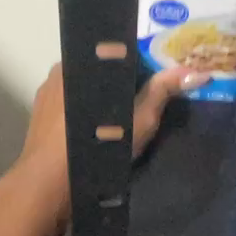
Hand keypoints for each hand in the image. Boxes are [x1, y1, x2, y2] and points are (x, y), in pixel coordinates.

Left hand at [11, 63, 200, 207]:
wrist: (50, 183)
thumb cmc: (100, 145)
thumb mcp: (140, 118)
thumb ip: (164, 90)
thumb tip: (196, 72)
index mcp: (89, 61)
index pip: (124, 53)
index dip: (146, 65)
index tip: (162, 81)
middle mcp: (65, 66)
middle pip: (104, 69)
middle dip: (125, 83)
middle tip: (146, 103)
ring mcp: (48, 88)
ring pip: (85, 86)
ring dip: (103, 98)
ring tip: (122, 120)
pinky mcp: (40, 110)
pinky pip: (69, 102)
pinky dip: (85, 110)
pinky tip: (96, 130)